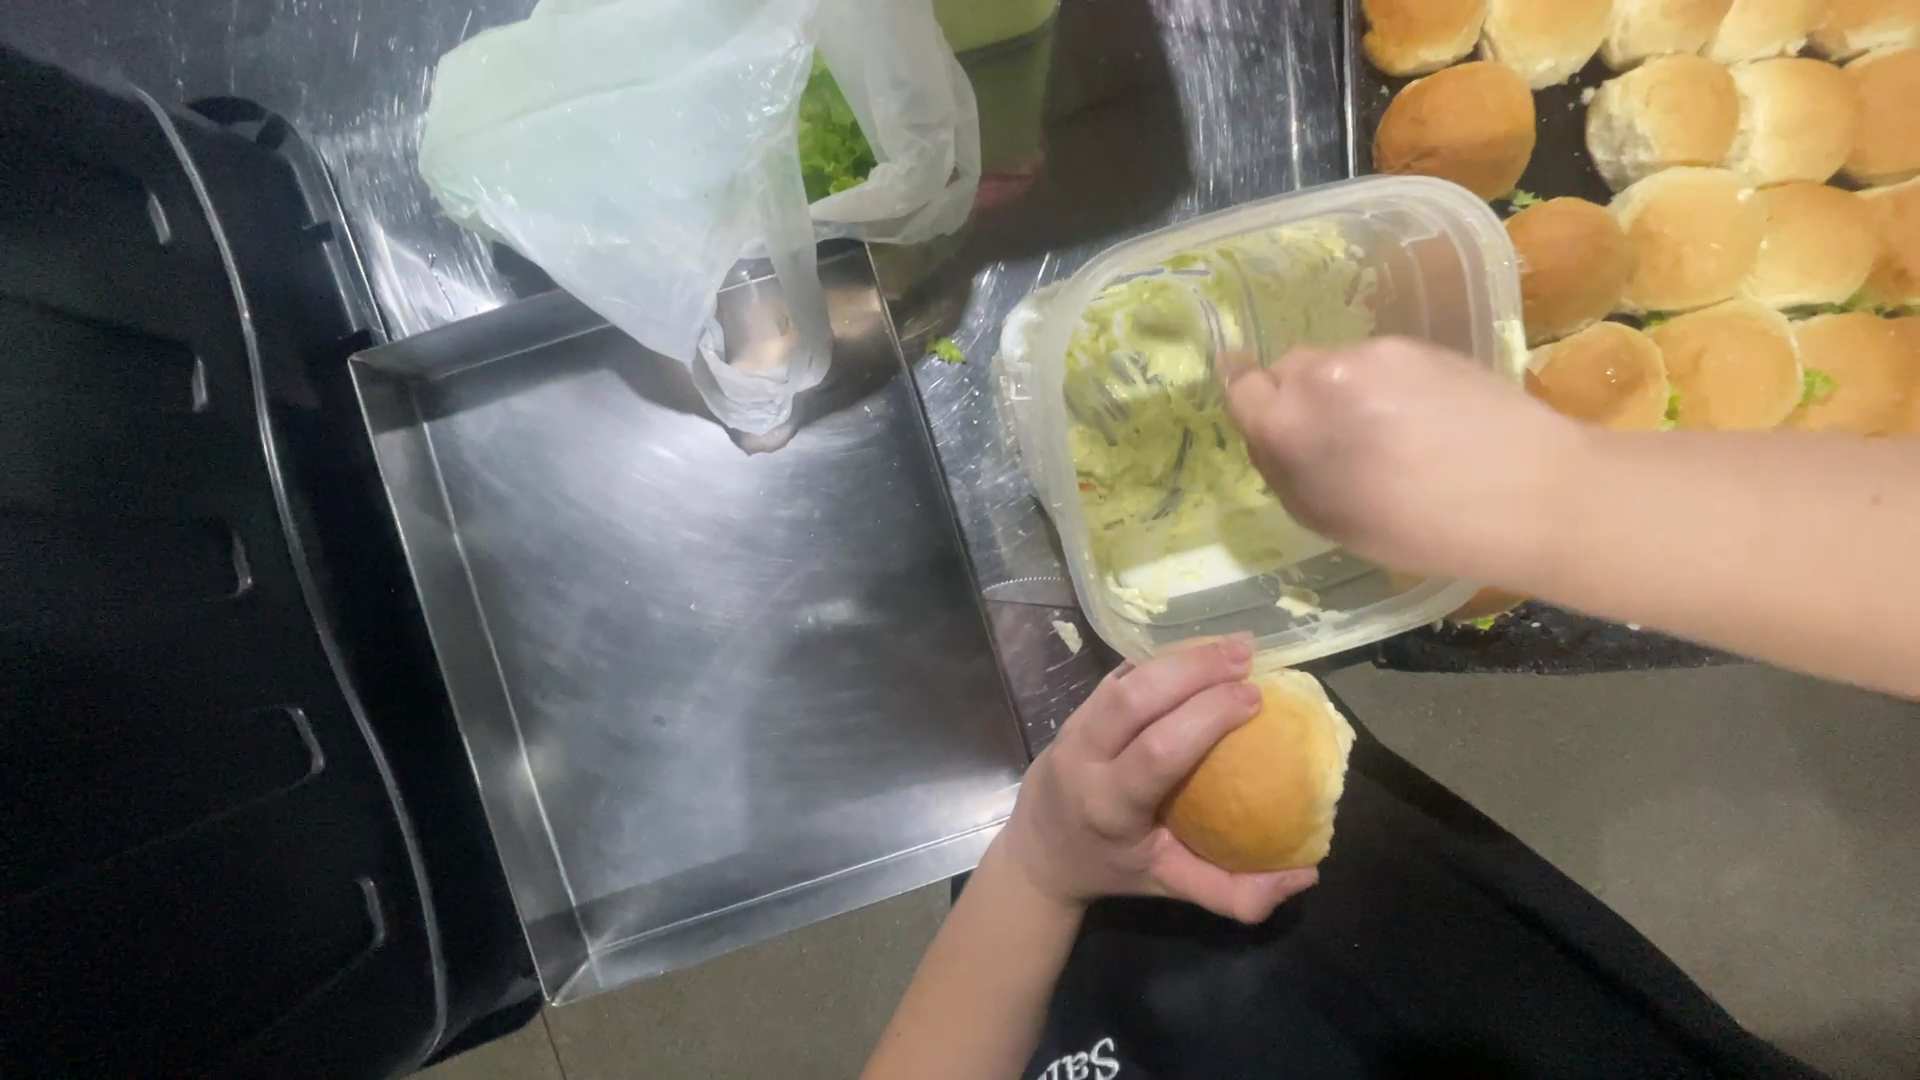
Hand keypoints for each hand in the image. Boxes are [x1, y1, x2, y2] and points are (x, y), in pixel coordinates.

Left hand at [994, 639, 1320, 923]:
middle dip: (1193, 669)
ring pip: (1122, 679)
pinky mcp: (1074, 709)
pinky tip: (1197, 650)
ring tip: (1232, 645)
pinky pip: (1117, 675)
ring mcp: (1072, 728)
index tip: (1254, 697)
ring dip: (1178, 656)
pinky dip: (1159, 660)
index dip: (1206, 716)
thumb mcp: (1169, 887)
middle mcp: (1084, 759)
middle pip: (1134, 698)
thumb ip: (1235, 894)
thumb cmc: (1110, 867)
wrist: (1038, 849)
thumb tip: (1306, 873)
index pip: (1157, 750)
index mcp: (1110, 806)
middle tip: (1248, 656)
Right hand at [1226, 337, 1583, 580]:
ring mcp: (1371, 354)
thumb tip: (1267, 434)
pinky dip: (1381, 383)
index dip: (1246, 395)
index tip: (1259, 408)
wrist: (1528, 495)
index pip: (1240, 385)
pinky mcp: (1418, 345)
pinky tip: (1418, 416)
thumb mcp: (1321, 516)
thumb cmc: (1413, 527)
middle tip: (1330, 434)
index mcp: (1287, 424)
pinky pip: (1376, 361)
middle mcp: (1319, 376)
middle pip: (1284, 370)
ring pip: (1332, 364)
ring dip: (1340, 390)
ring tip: (1384, 428)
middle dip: (1294, 395)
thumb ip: (1280, 467)